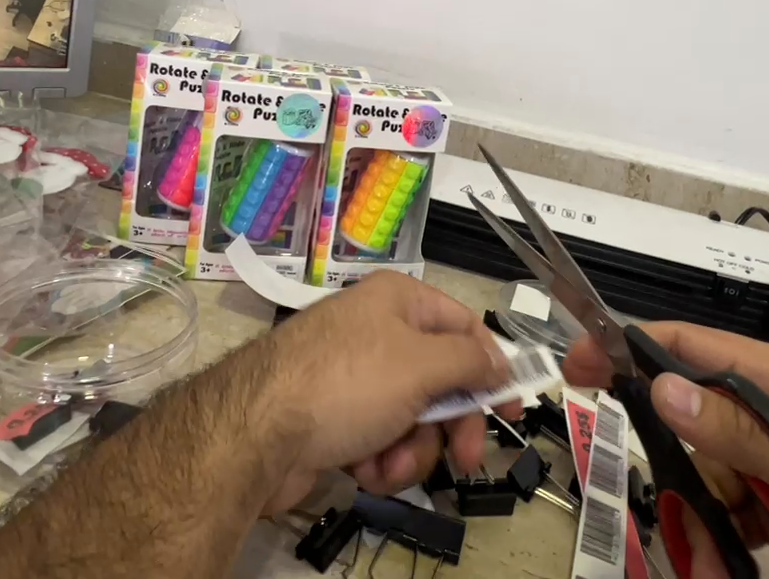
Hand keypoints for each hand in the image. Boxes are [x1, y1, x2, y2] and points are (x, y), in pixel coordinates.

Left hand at [245, 272, 517, 512]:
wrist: (256, 433)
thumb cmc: (347, 383)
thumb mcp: (421, 366)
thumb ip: (470, 363)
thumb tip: (501, 362)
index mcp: (400, 300)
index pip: (463, 327)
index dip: (491, 366)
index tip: (512, 410)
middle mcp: (379, 331)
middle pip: (440, 379)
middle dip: (449, 424)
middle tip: (464, 459)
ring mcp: (355, 375)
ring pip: (413, 416)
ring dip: (410, 448)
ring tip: (386, 462)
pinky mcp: (336, 416)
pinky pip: (381, 437)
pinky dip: (379, 458)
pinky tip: (362, 467)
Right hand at [563, 323, 768, 578]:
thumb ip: (745, 435)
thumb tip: (663, 388)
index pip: (689, 345)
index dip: (628, 346)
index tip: (578, 365)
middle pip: (689, 418)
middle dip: (678, 471)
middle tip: (684, 528)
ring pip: (703, 471)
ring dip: (703, 520)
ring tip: (718, 566)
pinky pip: (728, 508)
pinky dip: (721, 540)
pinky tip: (733, 564)